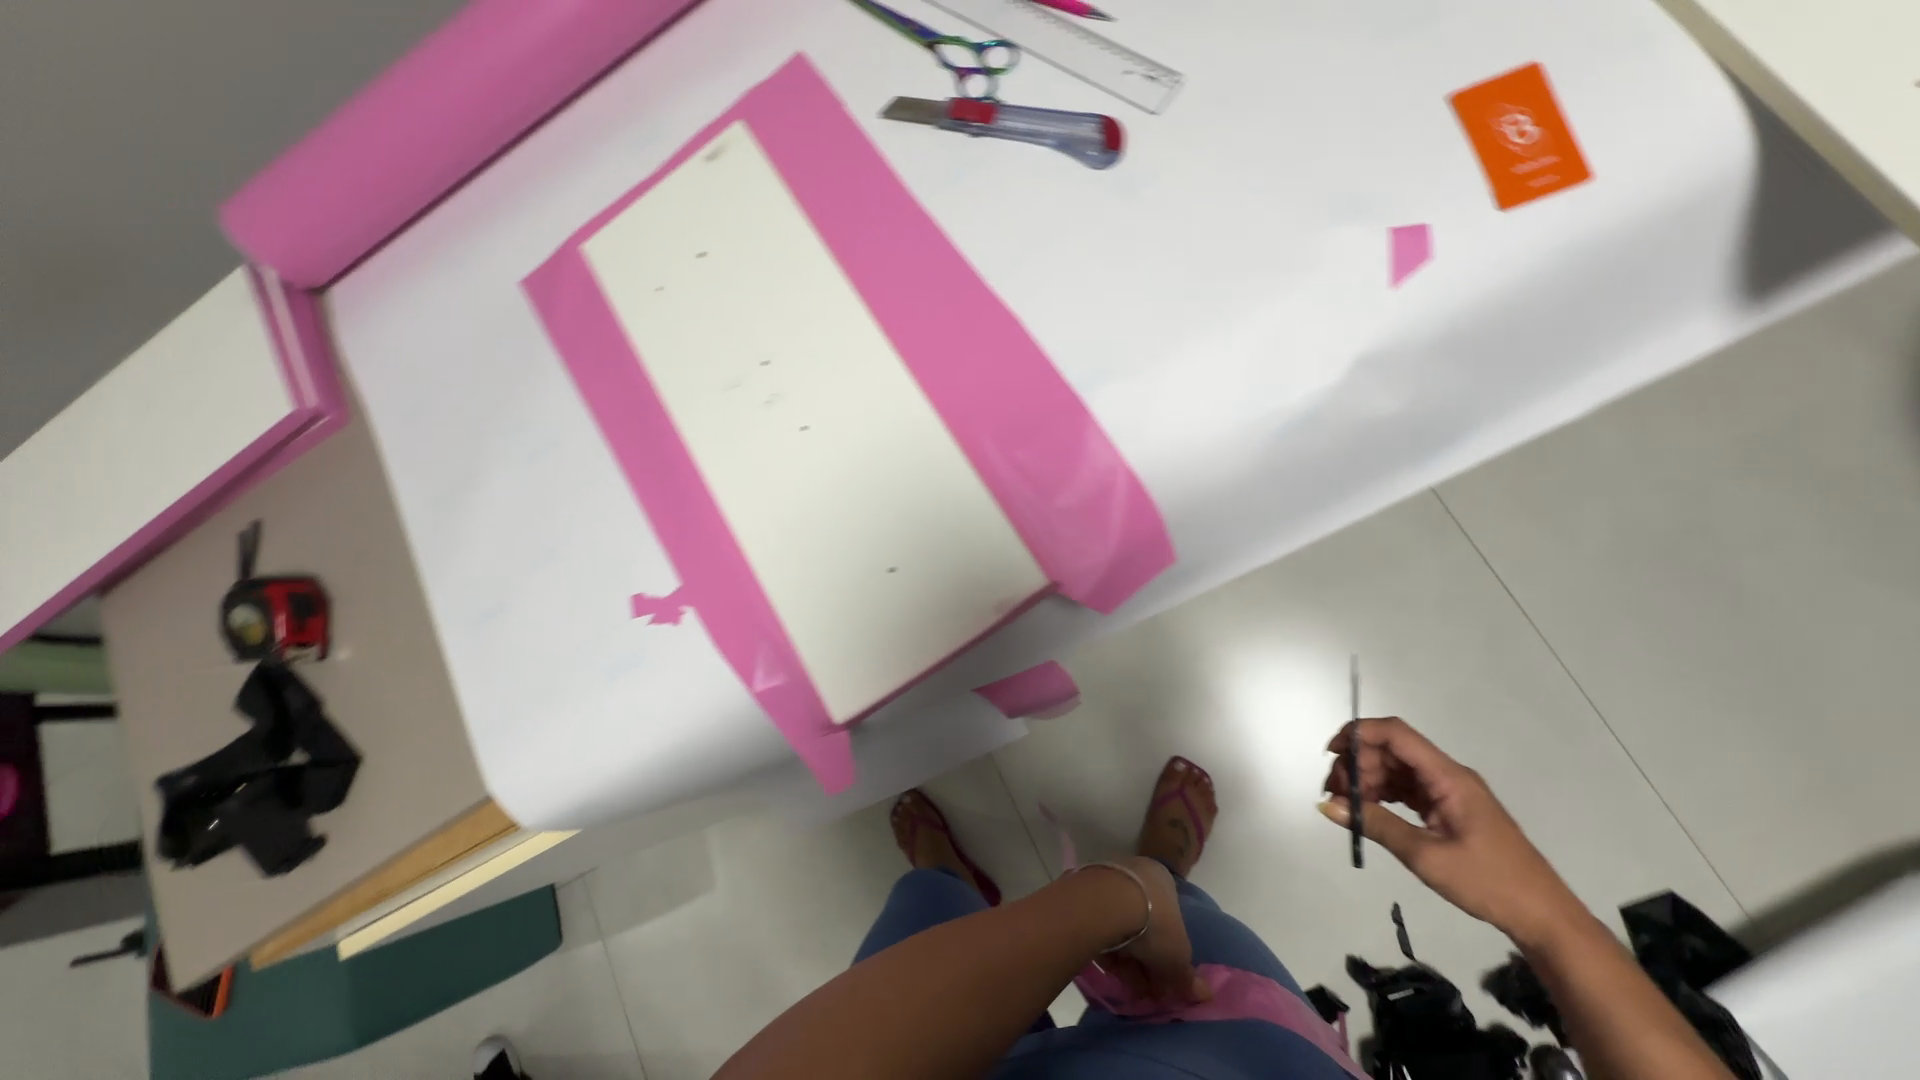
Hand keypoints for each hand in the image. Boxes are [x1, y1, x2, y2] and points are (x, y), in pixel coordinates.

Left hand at [1092, 856, 1211, 1003]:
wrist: (1102, 903)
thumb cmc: (1153, 922)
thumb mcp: (1177, 955)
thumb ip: (1187, 976)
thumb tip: (1203, 994)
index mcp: (1162, 878)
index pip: (1171, 918)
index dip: (1169, 954)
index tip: (1165, 980)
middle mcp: (1134, 873)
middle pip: (1144, 924)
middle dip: (1146, 962)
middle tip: (1145, 990)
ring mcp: (1105, 882)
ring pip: (1119, 928)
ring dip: (1125, 961)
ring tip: (1127, 986)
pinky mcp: (1081, 895)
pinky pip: (1097, 927)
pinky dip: (1104, 950)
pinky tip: (1106, 970)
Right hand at [1320, 717, 1584, 947]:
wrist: (1542, 915)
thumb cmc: (1488, 882)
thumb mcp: (1425, 855)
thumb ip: (1376, 825)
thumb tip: (1329, 805)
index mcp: (1448, 777)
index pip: (1396, 734)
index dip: (1358, 734)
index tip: (1330, 755)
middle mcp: (1448, 776)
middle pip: (1392, 751)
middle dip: (1357, 764)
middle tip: (1336, 795)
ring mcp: (1449, 793)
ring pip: (1397, 770)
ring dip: (1367, 781)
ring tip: (1348, 808)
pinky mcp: (1449, 810)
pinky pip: (1408, 790)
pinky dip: (1383, 796)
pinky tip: (1368, 813)